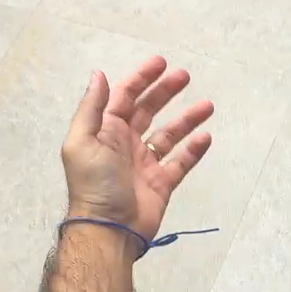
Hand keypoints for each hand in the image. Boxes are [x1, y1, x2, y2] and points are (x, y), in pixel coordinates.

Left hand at [63, 56, 213, 240]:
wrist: (108, 228)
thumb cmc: (93, 184)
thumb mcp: (83, 141)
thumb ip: (92, 108)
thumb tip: (100, 75)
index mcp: (105, 131)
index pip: (124, 97)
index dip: (141, 79)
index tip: (161, 63)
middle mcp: (125, 143)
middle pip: (148, 110)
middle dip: (165, 92)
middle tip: (185, 76)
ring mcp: (145, 164)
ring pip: (169, 135)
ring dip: (187, 119)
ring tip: (207, 106)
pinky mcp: (162, 183)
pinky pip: (180, 162)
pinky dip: (194, 150)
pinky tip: (206, 138)